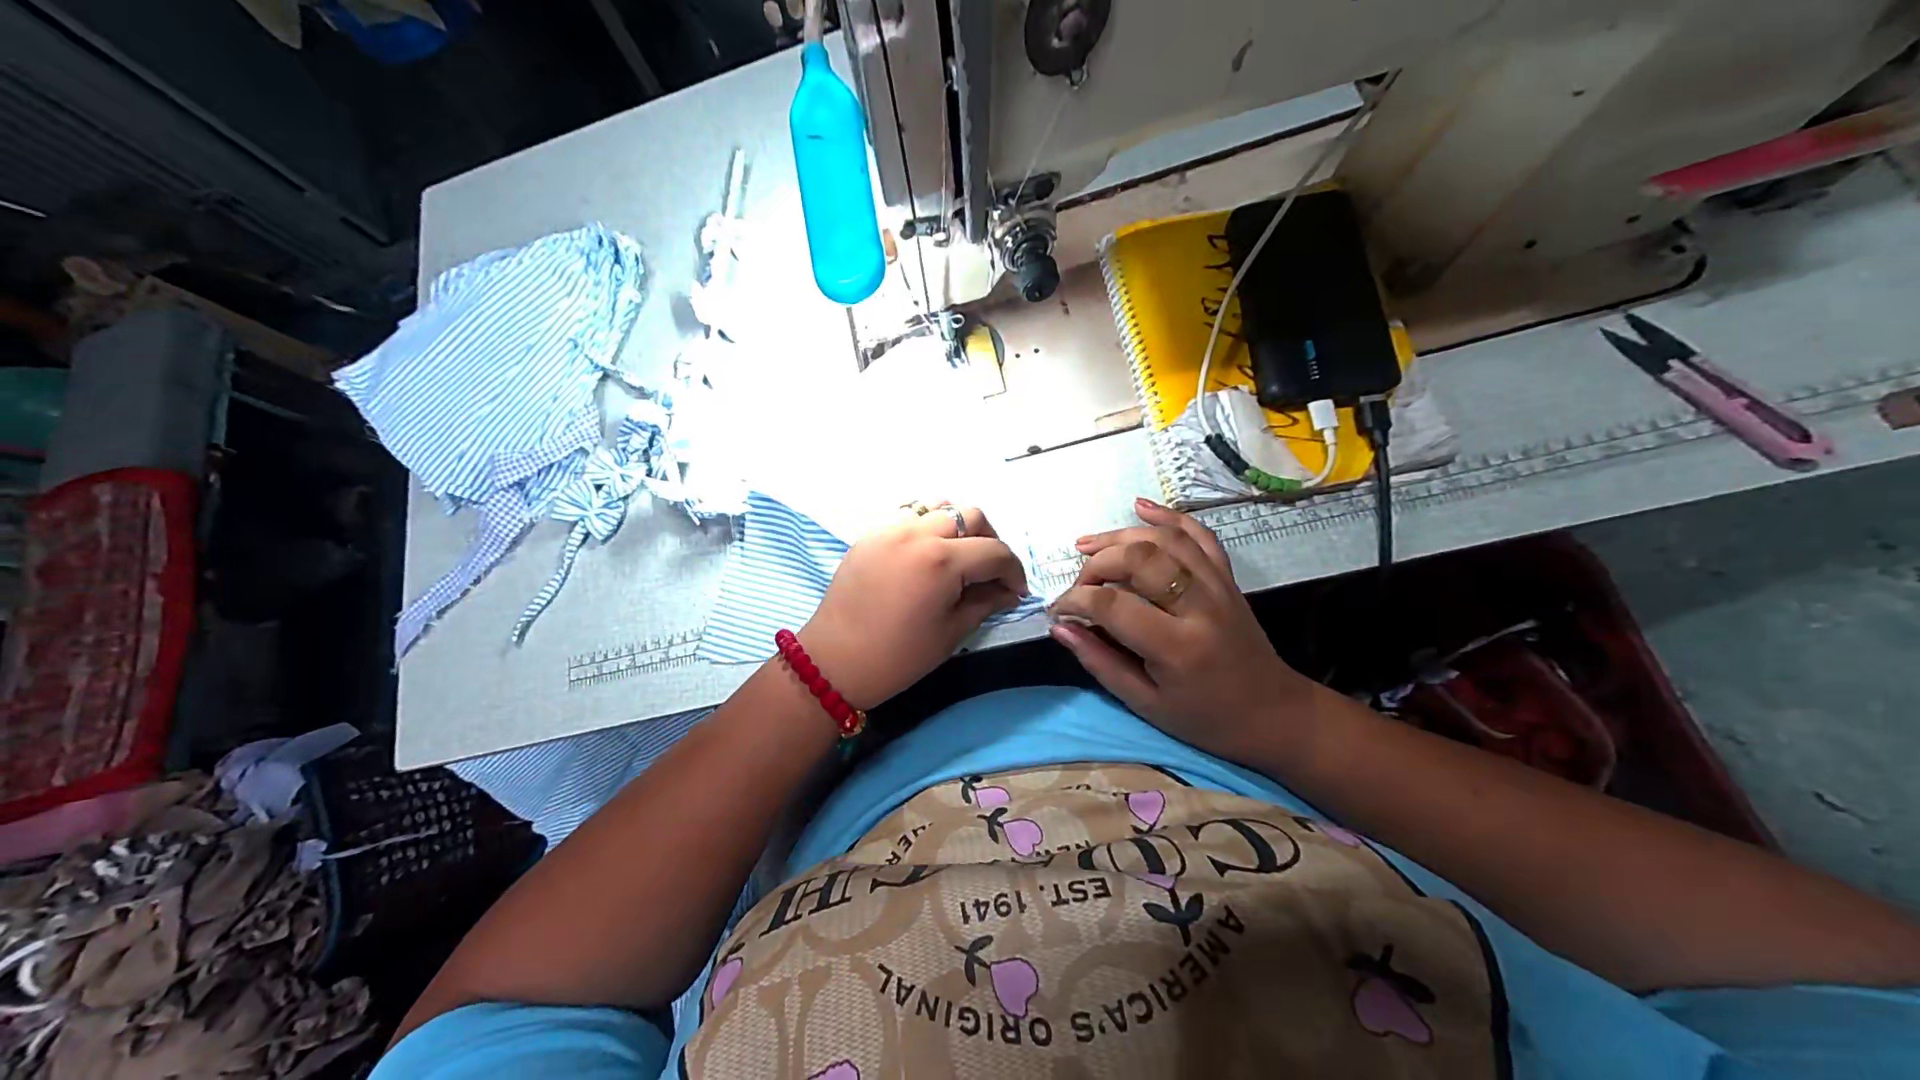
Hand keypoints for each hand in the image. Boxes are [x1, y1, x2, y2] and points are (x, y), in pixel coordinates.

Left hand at [799, 505, 1028, 708]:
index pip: (994, 552)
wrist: (834, 662)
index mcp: (941, 559)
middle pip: (970, 516)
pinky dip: (927, 528)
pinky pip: (908, 517)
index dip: (1013, 572)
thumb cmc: (898, 656)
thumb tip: (1007, 591)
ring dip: (958, 527)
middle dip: (989, 541)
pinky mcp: (870, 536)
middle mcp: (917, 533)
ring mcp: (889, 529)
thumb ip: (985, 602)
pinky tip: (927, 557)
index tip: (1015, 592)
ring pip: (938, 508)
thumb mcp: (951, 632)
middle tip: (990, 573)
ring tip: (959, 558)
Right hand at [1048, 498, 1311, 758]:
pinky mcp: (1227, 577)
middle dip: (1097, 565)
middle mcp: (1200, 606)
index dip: (1076, 600)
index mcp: (1177, 647)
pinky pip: (1199, 535)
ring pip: (1165, 539)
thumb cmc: (1204, 718)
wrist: (1271, 712)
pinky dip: (1168, 517)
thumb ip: (1099, 661)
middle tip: (1079, 586)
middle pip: (1139, 559)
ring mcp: (1218, 585)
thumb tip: (1060, 627)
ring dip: (1121, 535)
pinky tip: (1140, 508)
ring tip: (1087, 544)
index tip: (1058, 611)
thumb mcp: (1144, 703)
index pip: (1113, 604)